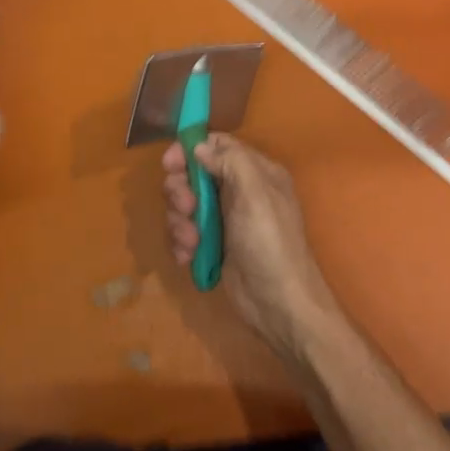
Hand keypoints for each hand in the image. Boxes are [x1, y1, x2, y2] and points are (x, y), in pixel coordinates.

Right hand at [162, 134, 335, 353]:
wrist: (278, 305)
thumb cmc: (269, 244)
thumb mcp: (255, 194)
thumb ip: (229, 161)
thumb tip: (198, 146)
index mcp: (255, 172)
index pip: (215, 145)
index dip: (189, 150)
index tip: (170, 165)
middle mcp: (238, 191)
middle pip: (193, 173)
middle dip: (181, 190)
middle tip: (186, 208)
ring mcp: (224, 219)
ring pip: (184, 204)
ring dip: (179, 221)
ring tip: (190, 241)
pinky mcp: (212, 244)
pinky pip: (184, 231)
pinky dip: (180, 242)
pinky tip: (188, 256)